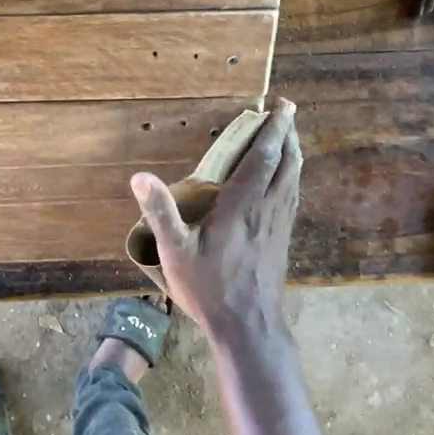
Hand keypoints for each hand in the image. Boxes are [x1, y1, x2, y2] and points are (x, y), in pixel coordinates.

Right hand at [130, 99, 300, 342]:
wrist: (249, 328)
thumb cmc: (209, 288)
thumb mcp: (175, 251)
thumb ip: (161, 211)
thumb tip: (140, 176)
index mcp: (244, 205)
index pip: (264, 157)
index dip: (272, 129)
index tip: (279, 106)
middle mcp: (268, 209)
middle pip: (287, 162)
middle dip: (287, 133)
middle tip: (285, 111)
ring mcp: (279, 225)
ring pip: (294, 179)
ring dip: (293, 153)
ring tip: (288, 136)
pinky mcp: (282, 239)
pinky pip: (292, 195)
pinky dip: (292, 175)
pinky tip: (285, 180)